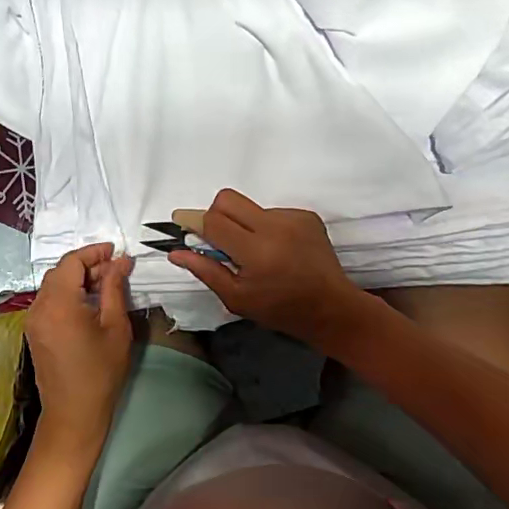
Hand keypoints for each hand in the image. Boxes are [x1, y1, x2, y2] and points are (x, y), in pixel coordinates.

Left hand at [26, 243, 134, 450]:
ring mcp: (32, 319)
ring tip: (105, 286)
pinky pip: (48, 301)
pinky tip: (87, 303)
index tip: (116, 252)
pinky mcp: (33, 330)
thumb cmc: (100, 372)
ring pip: (53, 285)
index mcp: (58, 303)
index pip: (72, 262)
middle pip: (60, 271)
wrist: (73, 413)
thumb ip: (114, 289)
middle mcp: (38, 306)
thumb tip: (120, 262)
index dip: (94, 252)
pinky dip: (67, 294)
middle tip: (115, 271)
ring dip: (76, 279)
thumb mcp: (115, 327)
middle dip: (87, 265)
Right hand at [168, 189, 384, 343]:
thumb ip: (205, 270)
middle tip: (220, 240)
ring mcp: (293, 219)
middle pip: (228, 200)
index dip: (195, 223)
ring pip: (249, 206)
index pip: (214, 221)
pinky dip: (264, 227)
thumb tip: (176, 252)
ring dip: (242, 224)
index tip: (183, 226)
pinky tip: (275, 249)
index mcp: (256, 251)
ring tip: (255, 252)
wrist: (332, 309)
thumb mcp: (236, 298)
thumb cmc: (280, 309)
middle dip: (216, 215)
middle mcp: (275, 228)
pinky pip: (270, 211)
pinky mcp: (306, 216)